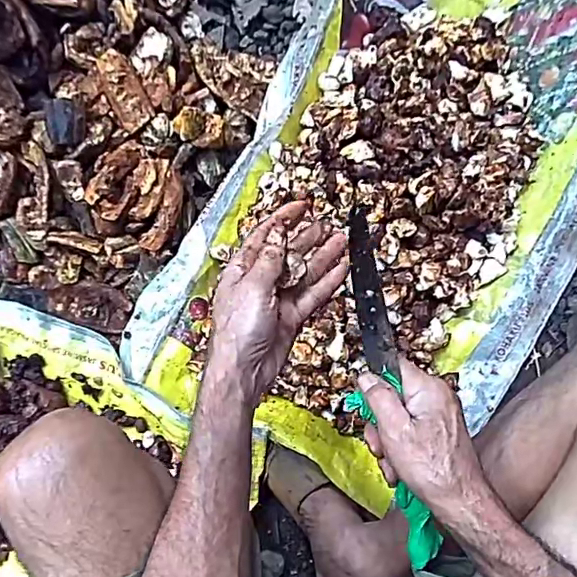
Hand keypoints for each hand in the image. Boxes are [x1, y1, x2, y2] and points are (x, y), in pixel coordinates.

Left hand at [205, 201, 348, 404]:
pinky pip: (313, 294)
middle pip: (287, 252)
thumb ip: (270, 258)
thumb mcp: (252, 286)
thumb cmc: (236, 333)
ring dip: (323, 255)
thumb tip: (280, 233)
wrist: (244, 370)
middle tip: (325, 223)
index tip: (301, 206)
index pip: (265, 236)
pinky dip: (327, 281)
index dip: (283, 218)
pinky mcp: (291, 317)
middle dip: (306, 236)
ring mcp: (277, 300)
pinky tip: (340, 268)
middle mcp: (260, 283)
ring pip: (304, 272)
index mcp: (243, 270)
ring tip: (340, 240)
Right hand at [358, 361, 493, 521]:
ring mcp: (440, 416)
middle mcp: (437, 397)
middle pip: (393, 396)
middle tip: (382, 445)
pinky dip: (401, 451)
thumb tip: (366, 375)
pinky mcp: (439, 433)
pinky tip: (402, 468)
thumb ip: (378, 397)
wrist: (458, 500)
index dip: (374, 383)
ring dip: (388, 443)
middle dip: (380, 424)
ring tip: (394, 462)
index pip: (393, 366)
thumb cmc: (432, 469)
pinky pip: (410, 433)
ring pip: (398, 419)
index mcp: (428, 389)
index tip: (366, 403)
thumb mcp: (394, 430)